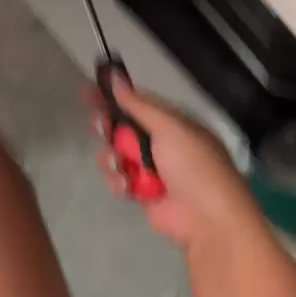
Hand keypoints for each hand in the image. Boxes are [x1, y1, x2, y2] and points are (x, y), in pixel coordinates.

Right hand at [86, 78, 265, 255]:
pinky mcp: (140, 192)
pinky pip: (117, 178)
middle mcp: (160, 144)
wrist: (208, 219)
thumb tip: (115, 77)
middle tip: (100, 127)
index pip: (137, 104)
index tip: (87, 91)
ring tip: (119, 164)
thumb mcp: (170, 128)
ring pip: (114, 153)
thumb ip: (138, 105)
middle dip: (107, 127)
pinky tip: (127, 186)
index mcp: (174, 125)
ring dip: (111, 158)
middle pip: (121, 128)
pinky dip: (118, 181)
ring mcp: (149, 169)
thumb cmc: (194, 167)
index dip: (113, 97)